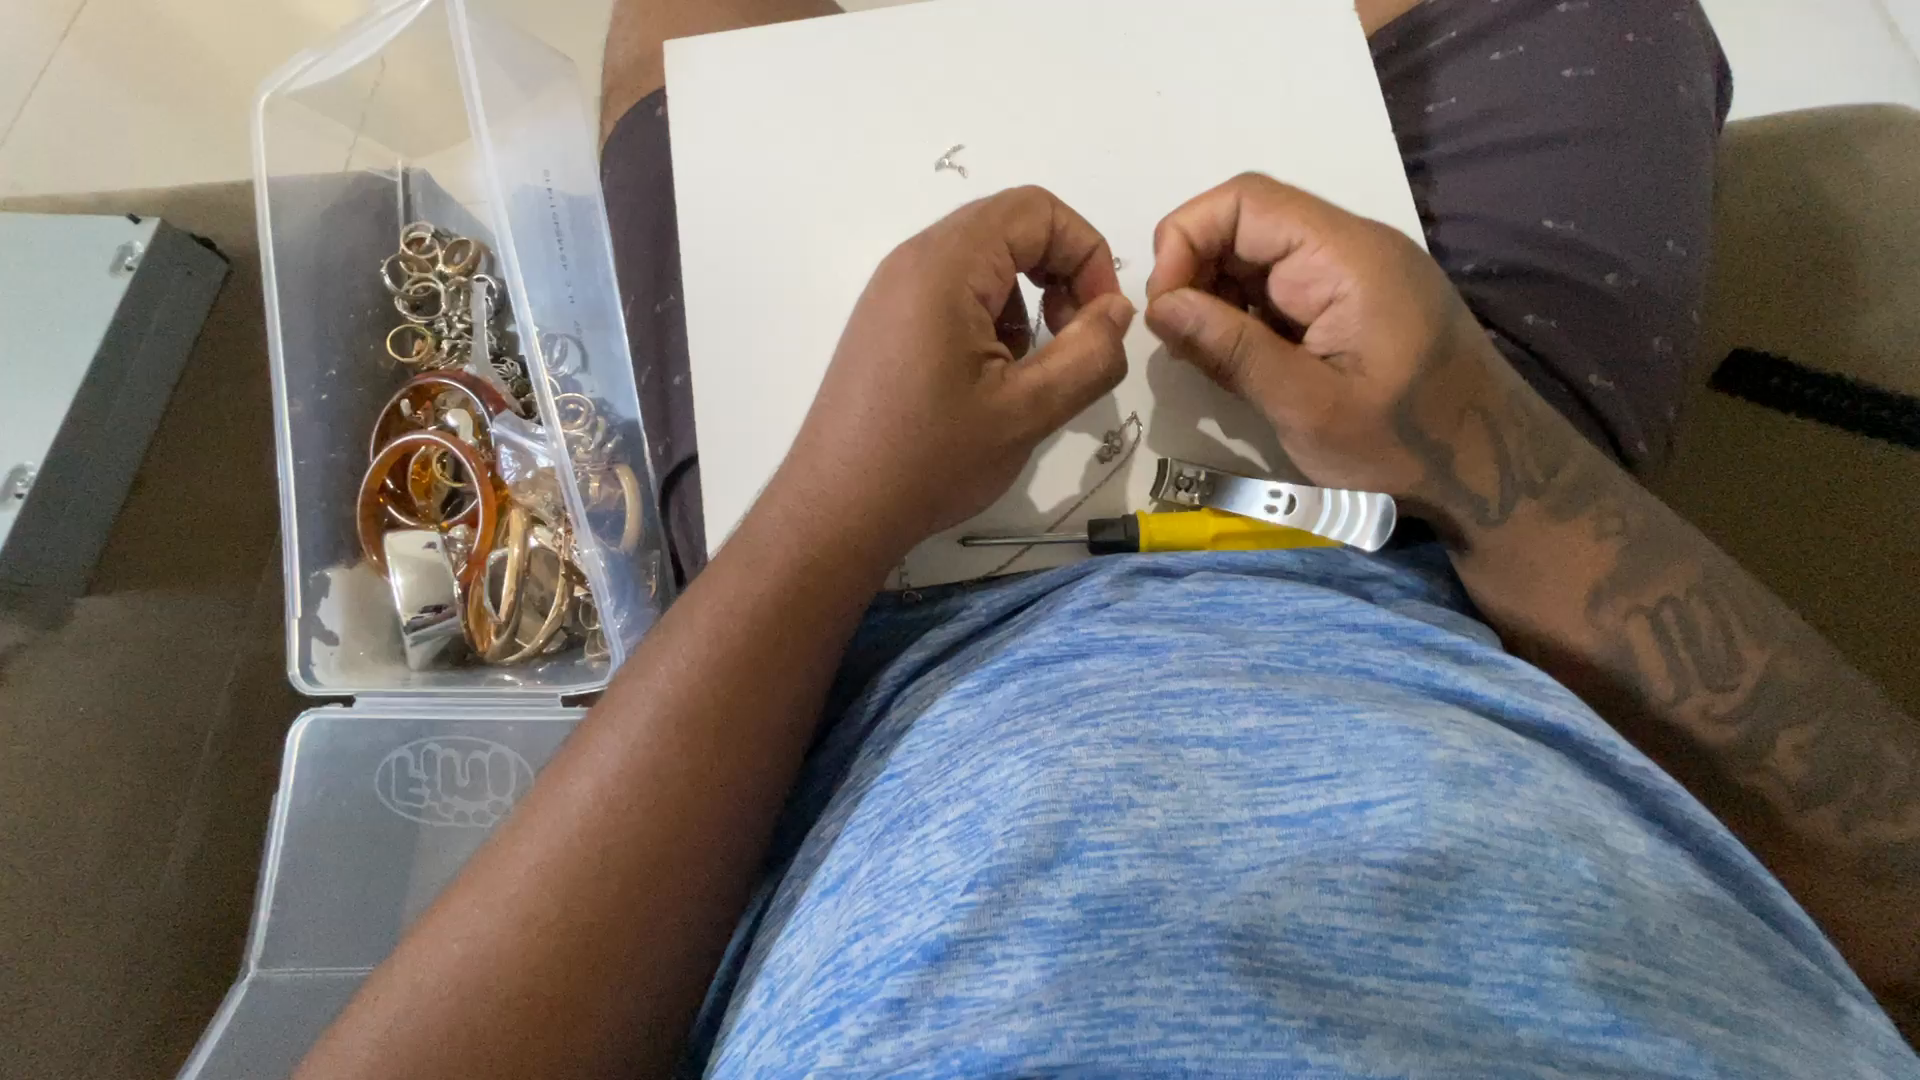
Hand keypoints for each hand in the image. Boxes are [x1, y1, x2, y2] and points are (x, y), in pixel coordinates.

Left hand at [769, 186, 1135, 559]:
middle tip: (1071, 342)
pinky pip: (951, 298)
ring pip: (981, 268)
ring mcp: (890, 295)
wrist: (837, 510)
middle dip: (1058, 277)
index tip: (1100, 320)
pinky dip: (987, 324)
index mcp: (945, 265)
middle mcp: (911, 263)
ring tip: (1024, 373)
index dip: (1086, 253)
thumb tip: (1115, 311)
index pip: (1036, 210)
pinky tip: (985, 384)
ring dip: (1023, 306)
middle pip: (1007, 230)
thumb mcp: (1027, 412)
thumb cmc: (931, 460)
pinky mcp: (883, 328)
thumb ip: (1090, 354)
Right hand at [1144, 173, 1537, 536]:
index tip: (1163, 310)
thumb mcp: (1305, 405)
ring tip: (1205, 362)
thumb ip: (1231, 348)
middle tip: (1180, 346)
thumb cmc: (1401, 445)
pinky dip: (1238, 321)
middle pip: (1244, 226)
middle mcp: (1345, 250)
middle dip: (1193, 277)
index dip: (1185, 240)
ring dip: (1212, 303)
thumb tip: (1159, 304)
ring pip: (1252, 260)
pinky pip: (1273, 292)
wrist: (1486, 470)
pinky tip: (1235, 365)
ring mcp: (1345, 278)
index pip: (1244, 202)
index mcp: (1344, 258)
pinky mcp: (1342, 306)